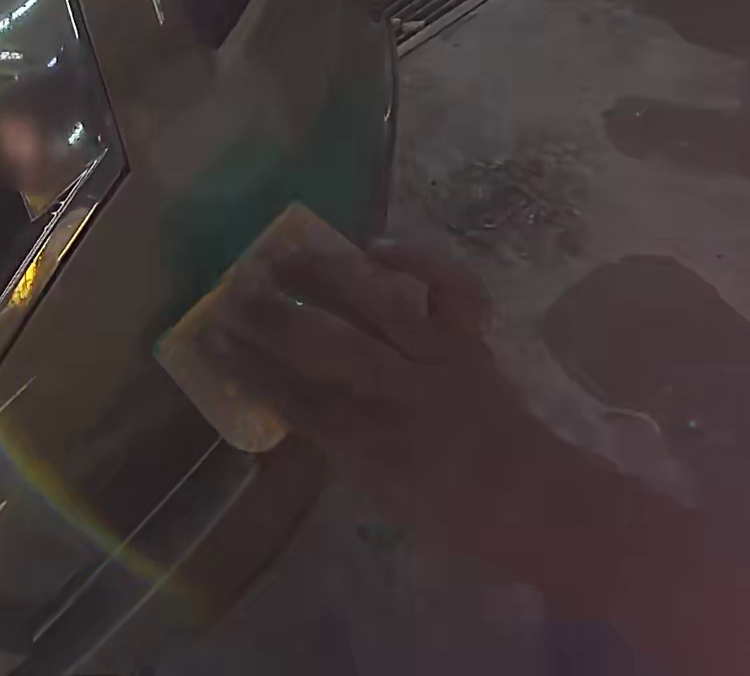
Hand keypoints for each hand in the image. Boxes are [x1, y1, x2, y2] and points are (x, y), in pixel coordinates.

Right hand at [198, 239, 549, 536]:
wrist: (538, 504)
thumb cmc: (445, 505)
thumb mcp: (370, 487)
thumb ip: (321, 434)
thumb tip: (271, 386)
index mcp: (372, 442)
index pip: (291, 396)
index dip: (246, 364)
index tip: (210, 337)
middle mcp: (404, 393)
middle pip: (327, 346)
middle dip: (273, 317)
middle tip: (234, 291)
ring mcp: (441, 357)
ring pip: (379, 307)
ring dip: (326, 276)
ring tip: (285, 255)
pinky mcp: (469, 338)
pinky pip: (451, 288)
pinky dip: (419, 259)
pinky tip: (376, 244)